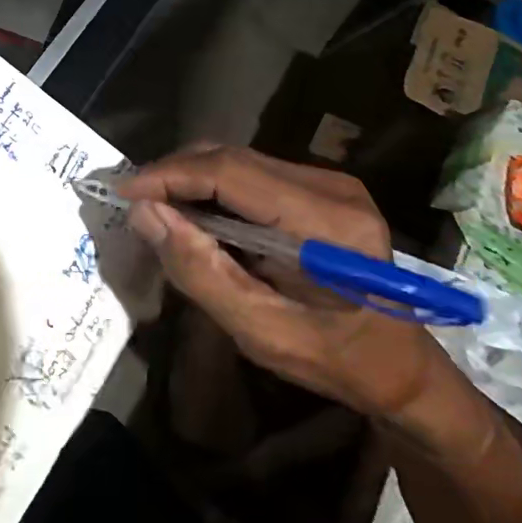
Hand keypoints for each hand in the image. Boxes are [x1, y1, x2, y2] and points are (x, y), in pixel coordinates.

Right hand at [119, 146, 446, 418]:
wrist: (397, 366)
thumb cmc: (332, 359)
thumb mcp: (259, 330)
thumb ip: (200, 270)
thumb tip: (144, 213)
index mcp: (327, 223)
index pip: (232, 172)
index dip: (171, 175)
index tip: (124, 191)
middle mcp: (332, 186)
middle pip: (232, 156)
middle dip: (175, 173)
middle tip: (135, 201)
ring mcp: (330, 181)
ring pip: (238, 158)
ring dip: (192, 178)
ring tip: (158, 207)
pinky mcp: (323, 186)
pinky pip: (252, 171)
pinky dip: (214, 186)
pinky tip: (197, 211)